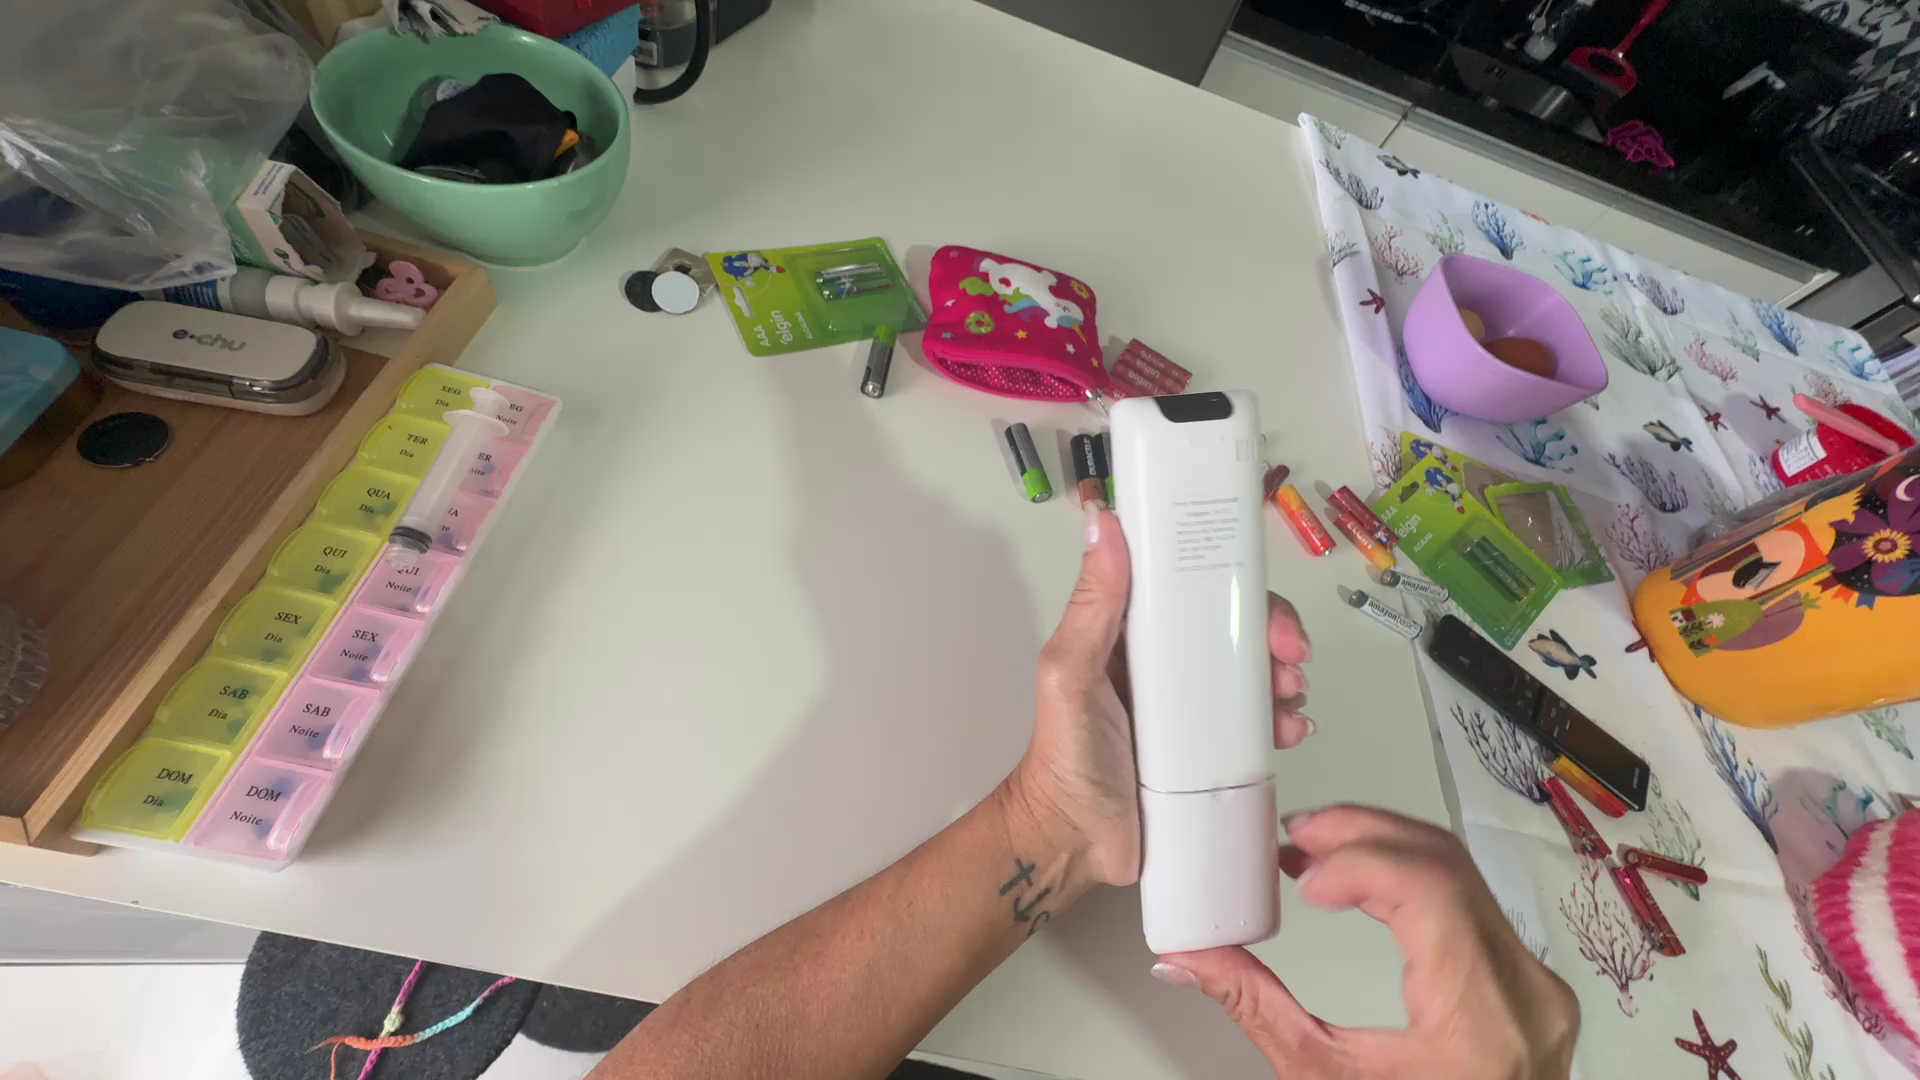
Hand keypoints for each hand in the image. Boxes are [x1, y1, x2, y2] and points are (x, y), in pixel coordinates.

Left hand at [1005, 507, 1313, 889]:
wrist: (1078, 843)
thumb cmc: (1067, 755)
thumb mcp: (1070, 674)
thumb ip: (1091, 607)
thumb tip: (1102, 522)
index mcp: (1126, 634)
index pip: (1183, 586)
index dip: (1225, 580)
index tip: (1257, 592)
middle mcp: (1161, 662)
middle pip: (1228, 625)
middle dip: (1269, 632)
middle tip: (1292, 657)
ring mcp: (1189, 705)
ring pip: (1250, 670)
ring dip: (1282, 674)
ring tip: (1290, 700)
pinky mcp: (1211, 746)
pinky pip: (1255, 720)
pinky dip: (1282, 718)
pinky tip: (1291, 731)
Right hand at [1156, 806, 1578, 1079]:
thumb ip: (1256, 1007)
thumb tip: (1188, 953)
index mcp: (1483, 1020)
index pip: (1430, 888)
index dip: (1357, 862)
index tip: (1300, 874)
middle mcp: (1522, 988)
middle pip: (1441, 861)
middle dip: (1356, 832)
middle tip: (1293, 833)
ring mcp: (1528, 977)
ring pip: (1453, 864)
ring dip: (1373, 840)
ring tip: (1308, 846)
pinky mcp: (1517, 972)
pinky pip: (1459, 888)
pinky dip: (1396, 865)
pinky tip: (1347, 872)